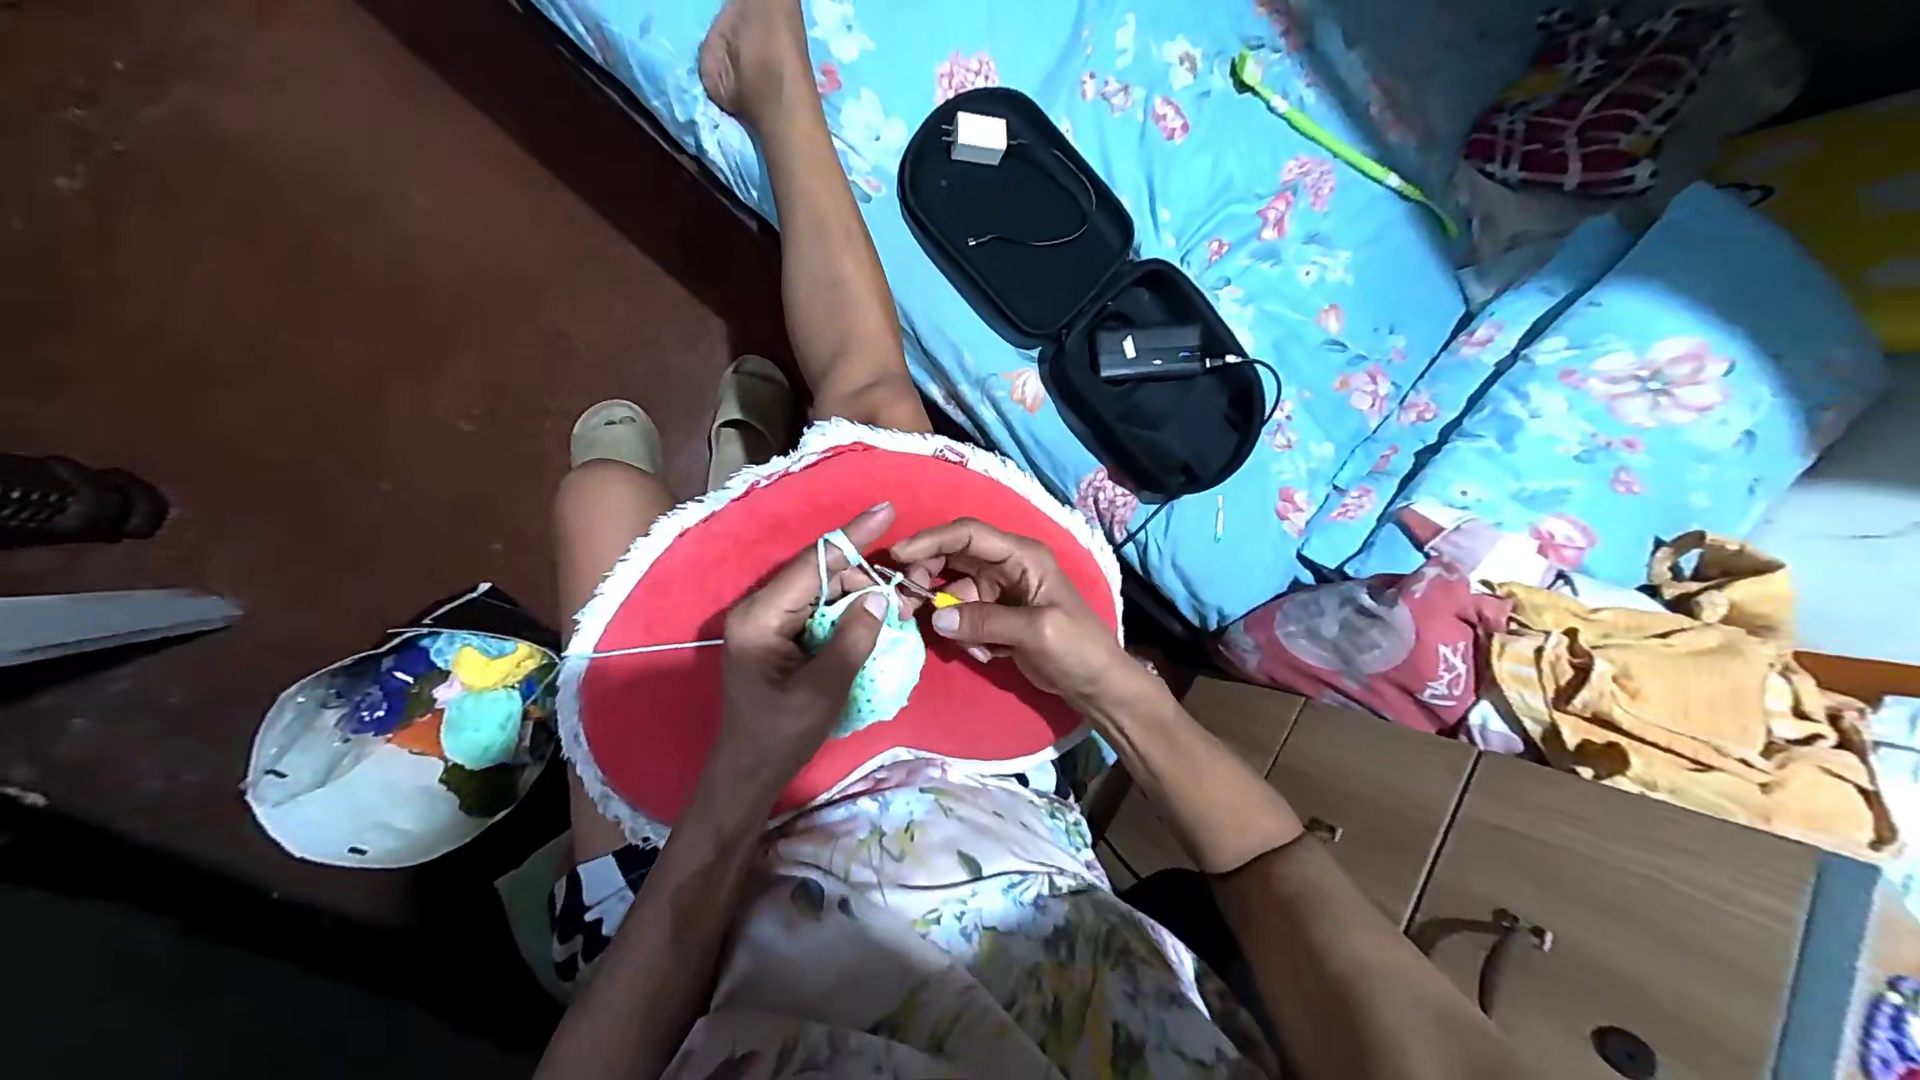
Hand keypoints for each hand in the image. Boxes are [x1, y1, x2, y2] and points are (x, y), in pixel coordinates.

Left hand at [705, 502, 897, 806]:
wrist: (748, 773)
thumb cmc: (780, 736)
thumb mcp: (823, 690)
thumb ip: (854, 639)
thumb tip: (880, 597)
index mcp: (761, 617)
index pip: (813, 563)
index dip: (853, 535)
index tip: (886, 510)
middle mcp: (760, 610)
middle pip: (819, 574)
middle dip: (863, 572)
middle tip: (905, 584)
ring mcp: (768, 622)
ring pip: (822, 591)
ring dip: (859, 592)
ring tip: (897, 601)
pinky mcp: (779, 636)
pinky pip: (819, 611)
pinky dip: (848, 611)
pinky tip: (875, 615)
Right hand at [890, 517, 1139, 715]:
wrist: (1096, 684)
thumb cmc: (1078, 648)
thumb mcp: (1036, 632)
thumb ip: (986, 621)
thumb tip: (937, 617)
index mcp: (1022, 556)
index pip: (968, 534)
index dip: (931, 540)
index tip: (899, 557)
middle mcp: (1006, 566)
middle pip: (952, 558)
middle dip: (927, 578)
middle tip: (906, 605)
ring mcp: (998, 592)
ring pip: (952, 592)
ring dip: (950, 618)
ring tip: (973, 649)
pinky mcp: (993, 616)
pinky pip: (962, 617)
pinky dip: (965, 635)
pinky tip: (988, 655)